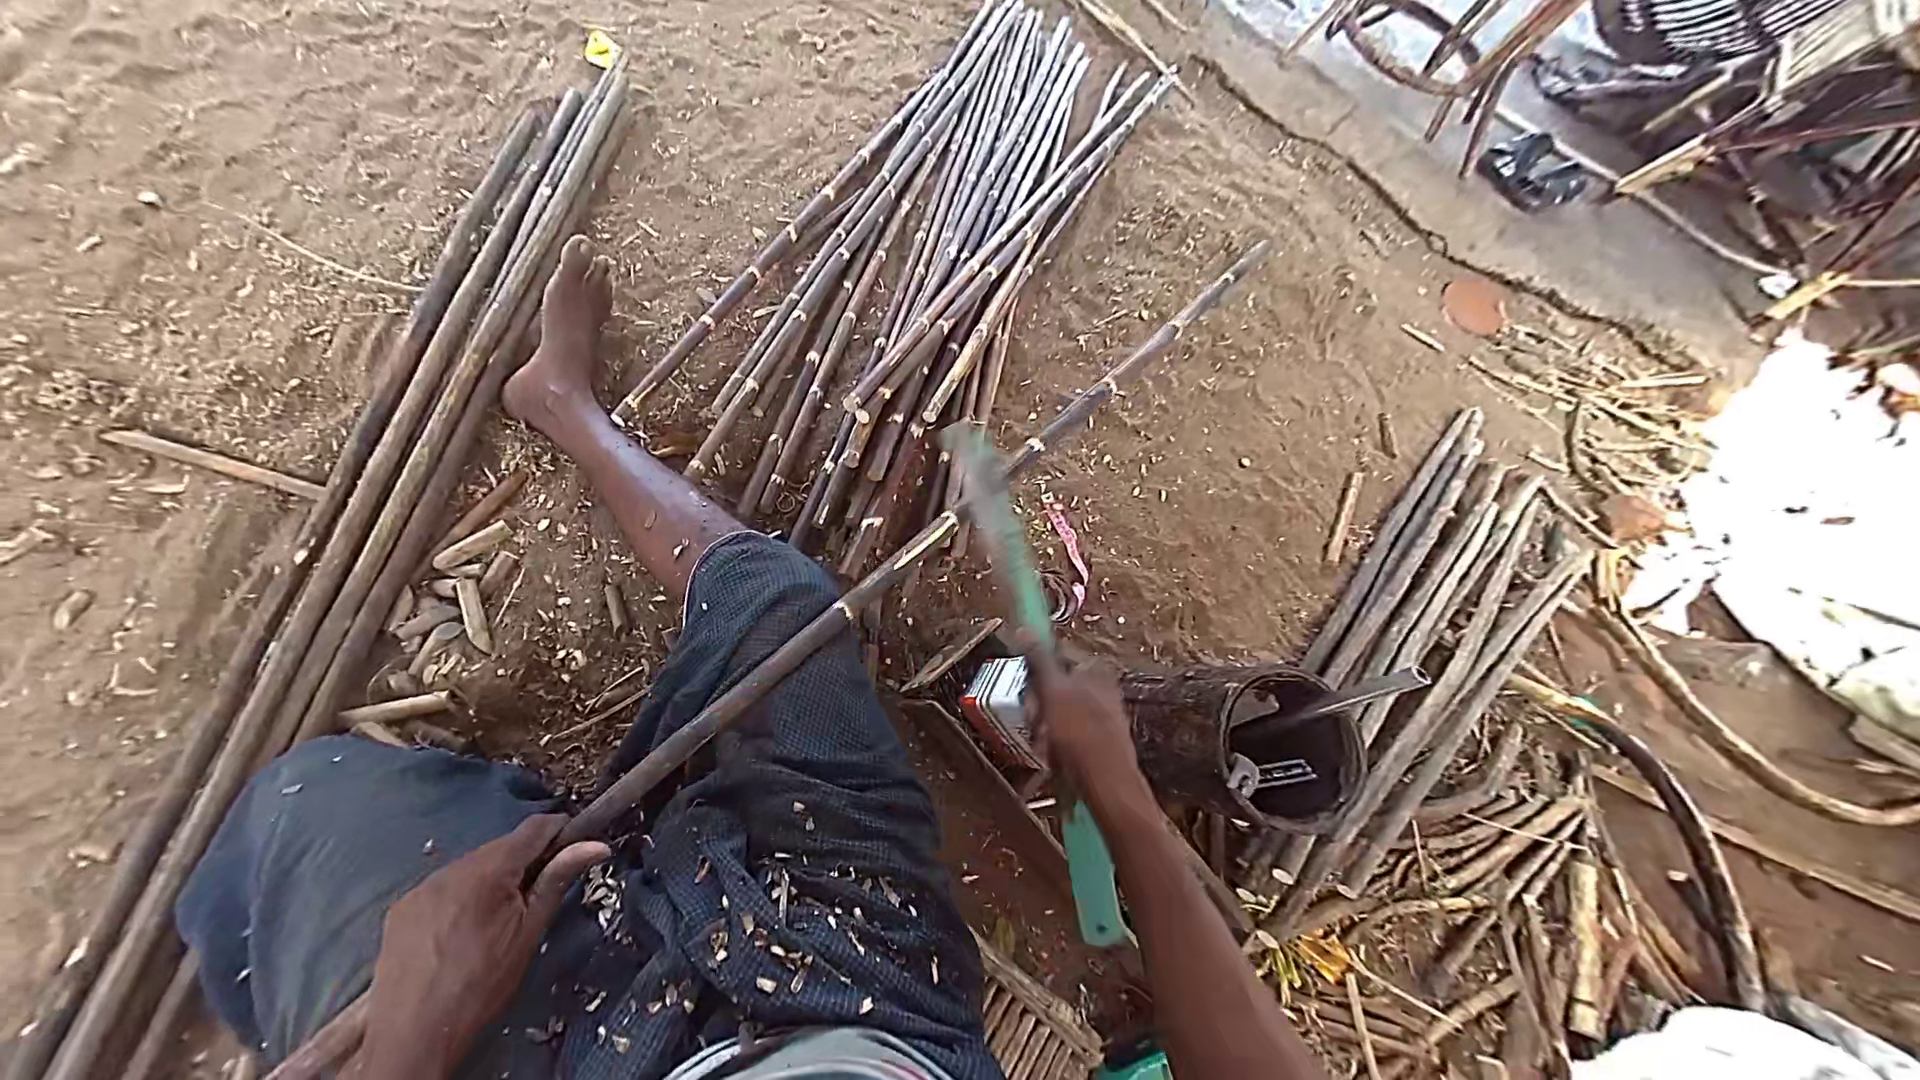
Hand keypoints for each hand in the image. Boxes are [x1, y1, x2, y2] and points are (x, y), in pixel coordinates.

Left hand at [349, 815, 609, 1079]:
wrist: (411, 1042)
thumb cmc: (483, 985)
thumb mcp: (531, 930)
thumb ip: (559, 878)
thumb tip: (597, 844)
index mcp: (487, 872)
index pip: (534, 827)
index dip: (560, 831)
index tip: (574, 848)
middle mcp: (450, 870)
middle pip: (503, 845)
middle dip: (526, 858)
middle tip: (538, 890)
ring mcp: (421, 889)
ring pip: (474, 863)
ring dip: (495, 875)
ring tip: (501, 912)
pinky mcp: (401, 909)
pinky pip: (446, 884)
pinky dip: (465, 892)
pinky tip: (466, 924)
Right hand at [1028, 654, 1144, 803]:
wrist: (1108, 786)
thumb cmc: (1080, 735)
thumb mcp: (1053, 691)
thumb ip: (1039, 659)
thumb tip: (1025, 628)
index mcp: (1095, 669)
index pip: (1055, 655)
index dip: (1035, 672)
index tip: (1027, 690)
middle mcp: (1102, 688)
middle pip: (1053, 685)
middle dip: (1038, 705)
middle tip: (1035, 723)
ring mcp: (1101, 716)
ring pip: (1056, 713)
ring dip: (1043, 728)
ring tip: (1044, 745)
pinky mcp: (1098, 741)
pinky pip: (1066, 734)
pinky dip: (1055, 744)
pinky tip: (1054, 758)